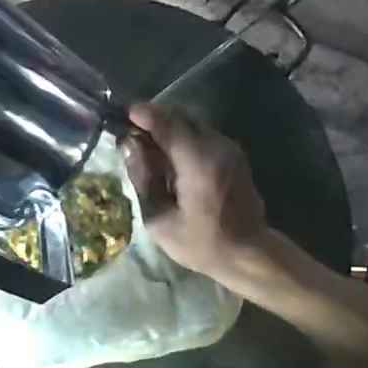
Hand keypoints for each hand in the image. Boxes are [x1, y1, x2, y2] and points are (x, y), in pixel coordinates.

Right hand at [123, 101, 268, 278]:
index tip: (118, 112)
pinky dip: (179, 136)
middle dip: (152, 117)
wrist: (250, 254)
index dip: (141, 114)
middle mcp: (216, 147)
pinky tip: (164, 153)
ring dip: (166, 126)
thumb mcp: (159, 218)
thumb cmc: (201, 243)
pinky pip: (201, 134)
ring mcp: (229, 149)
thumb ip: (143, 177)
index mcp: (197, 162)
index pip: (166, 123)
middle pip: (180, 116)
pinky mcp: (233, 156)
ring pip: (191, 122)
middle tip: (126, 128)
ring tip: (141, 141)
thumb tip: (128, 146)